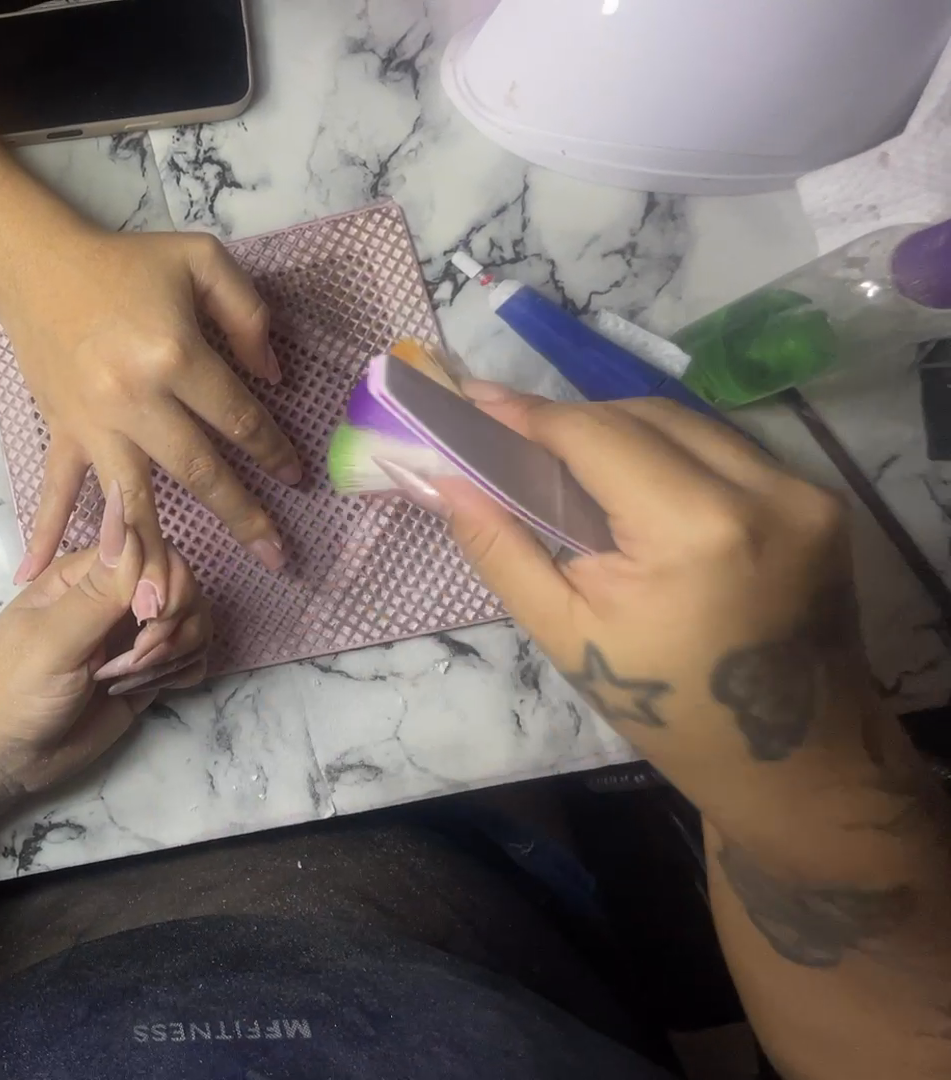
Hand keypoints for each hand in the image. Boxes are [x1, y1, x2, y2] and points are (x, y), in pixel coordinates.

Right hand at [0, 229, 303, 624]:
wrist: (40, 268)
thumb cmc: (125, 265)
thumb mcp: (202, 260)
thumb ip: (248, 315)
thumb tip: (274, 377)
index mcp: (176, 357)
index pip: (239, 418)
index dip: (273, 450)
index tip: (297, 479)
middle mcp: (136, 403)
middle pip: (198, 471)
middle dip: (241, 516)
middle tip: (277, 557)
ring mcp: (94, 426)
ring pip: (134, 498)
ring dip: (158, 549)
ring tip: (175, 598)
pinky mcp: (64, 434)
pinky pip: (58, 489)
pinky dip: (45, 530)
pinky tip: (34, 571)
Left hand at [0, 486, 211, 826]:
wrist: (4, 760)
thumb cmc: (14, 691)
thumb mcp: (53, 640)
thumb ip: (100, 587)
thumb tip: (123, 502)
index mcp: (85, 575)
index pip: (152, 552)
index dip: (163, 582)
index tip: (148, 619)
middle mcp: (113, 598)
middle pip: (180, 585)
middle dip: (170, 624)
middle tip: (134, 663)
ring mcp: (131, 635)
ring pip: (191, 621)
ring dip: (174, 652)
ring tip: (127, 681)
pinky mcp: (146, 672)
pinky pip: (192, 656)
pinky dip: (185, 670)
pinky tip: (155, 688)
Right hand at [402, 383, 872, 816]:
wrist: (791, 755)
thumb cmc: (657, 699)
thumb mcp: (556, 626)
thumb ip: (496, 545)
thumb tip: (441, 482)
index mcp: (694, 531)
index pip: (596, 435)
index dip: (528, 413)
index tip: (471, 399)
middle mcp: (765, 492)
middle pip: (639, 415)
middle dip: (562, 417)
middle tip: (499, 430)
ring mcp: (802, 491)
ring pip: (682, 420)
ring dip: (607, 425)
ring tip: (548, 451)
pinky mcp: (814, 499)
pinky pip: (714, 445)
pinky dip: (651, 444)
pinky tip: (612, 475)